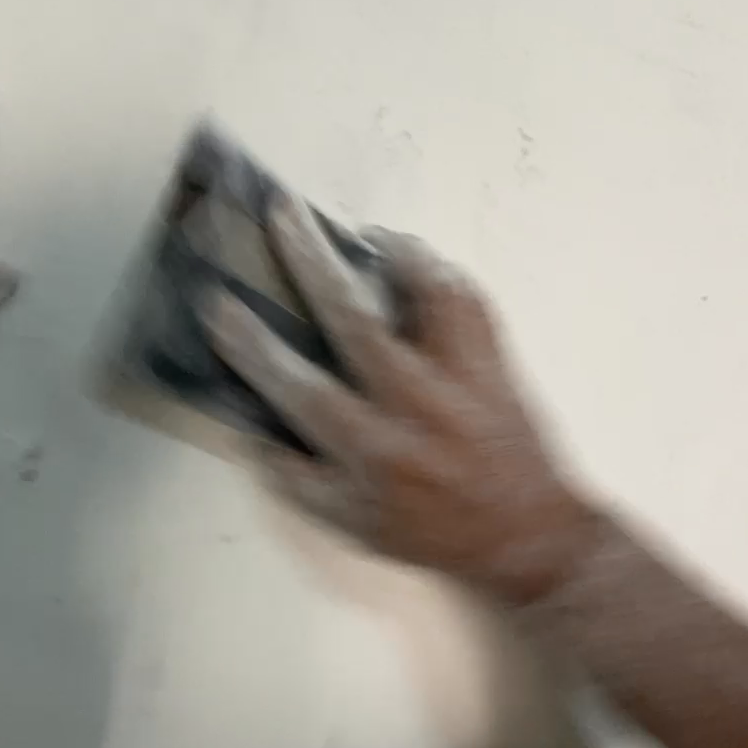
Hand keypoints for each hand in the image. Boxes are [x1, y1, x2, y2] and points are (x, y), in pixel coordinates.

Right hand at [203, 193, 599, 604]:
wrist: (528, 533)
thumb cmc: (433, 531)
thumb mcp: (353, 525)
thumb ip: (297, 479)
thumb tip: (254, 429)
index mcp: (370, 447)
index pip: (297, 386)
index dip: (251, 345)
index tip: (219, 304)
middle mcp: (413, 402)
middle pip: (354, 317)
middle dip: (311, 260)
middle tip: (283, 213)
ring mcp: (461, 375)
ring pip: (427, 292)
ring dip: (394, 252)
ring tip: (367, 232)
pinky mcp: (496, 360)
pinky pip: (470, 299)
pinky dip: (443, 270)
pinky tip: (421, 261)